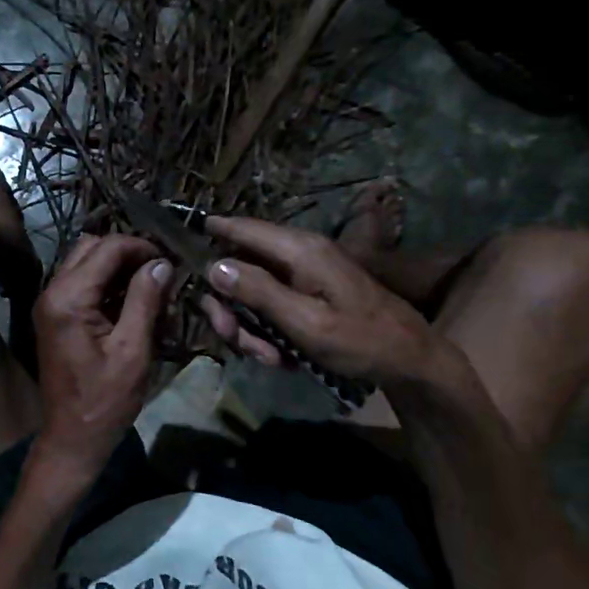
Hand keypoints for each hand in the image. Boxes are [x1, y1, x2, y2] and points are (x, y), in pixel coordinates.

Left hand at [30, 234, 170, 486]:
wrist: (72, 436)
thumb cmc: (105, 400)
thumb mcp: (133, 351)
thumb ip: (145, 300)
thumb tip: (161, 263)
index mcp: (68, 298)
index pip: (107, 248)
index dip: (141, 247)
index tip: (170, 262)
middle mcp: (52, 292)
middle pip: (92, 247)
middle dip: (128, 253)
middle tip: (161, 272)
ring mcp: (50, 303)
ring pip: (86, 262)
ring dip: (118, 267)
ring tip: (151, 286)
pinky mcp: (55, 315)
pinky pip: (82, 282)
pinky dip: (107, 283)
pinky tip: (133, 302)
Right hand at [198, 216, 447, 384]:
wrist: (409, 361)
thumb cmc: (361, 340)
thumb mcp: (305, 321)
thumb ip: (259, 292)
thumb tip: (214, 266)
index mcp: (299, 250)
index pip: (242, 227)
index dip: (210, 231)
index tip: (179, 243)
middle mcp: (297, 254)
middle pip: (238, 267)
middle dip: (229, 305)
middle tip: (231, 336)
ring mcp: (302, 274)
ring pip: (250, 291)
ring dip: (248, 326)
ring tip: (266, 356)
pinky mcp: (306, 293)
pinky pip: (269, 305)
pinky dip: (266, 330)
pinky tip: (279, 355)